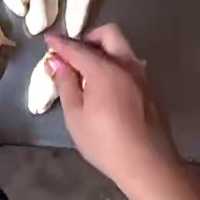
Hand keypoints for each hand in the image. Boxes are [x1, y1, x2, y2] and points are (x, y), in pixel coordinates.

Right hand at [45, 25, 180, 191]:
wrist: (149, 165)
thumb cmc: (105, 143)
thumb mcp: (75, 116)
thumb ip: (66, 84)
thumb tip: (58, 63)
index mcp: (105, 70)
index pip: (77, 48)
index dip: (60, 43)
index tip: (47, 39)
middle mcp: (128, 65)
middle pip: (109, 34)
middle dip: (88, 38)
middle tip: (73, 56)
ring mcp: (144, 76)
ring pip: (123, 48)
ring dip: (104, 51)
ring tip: (88, 74)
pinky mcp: (151, 89)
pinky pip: (131, 65)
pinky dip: (115, 66)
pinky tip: (106, 89)